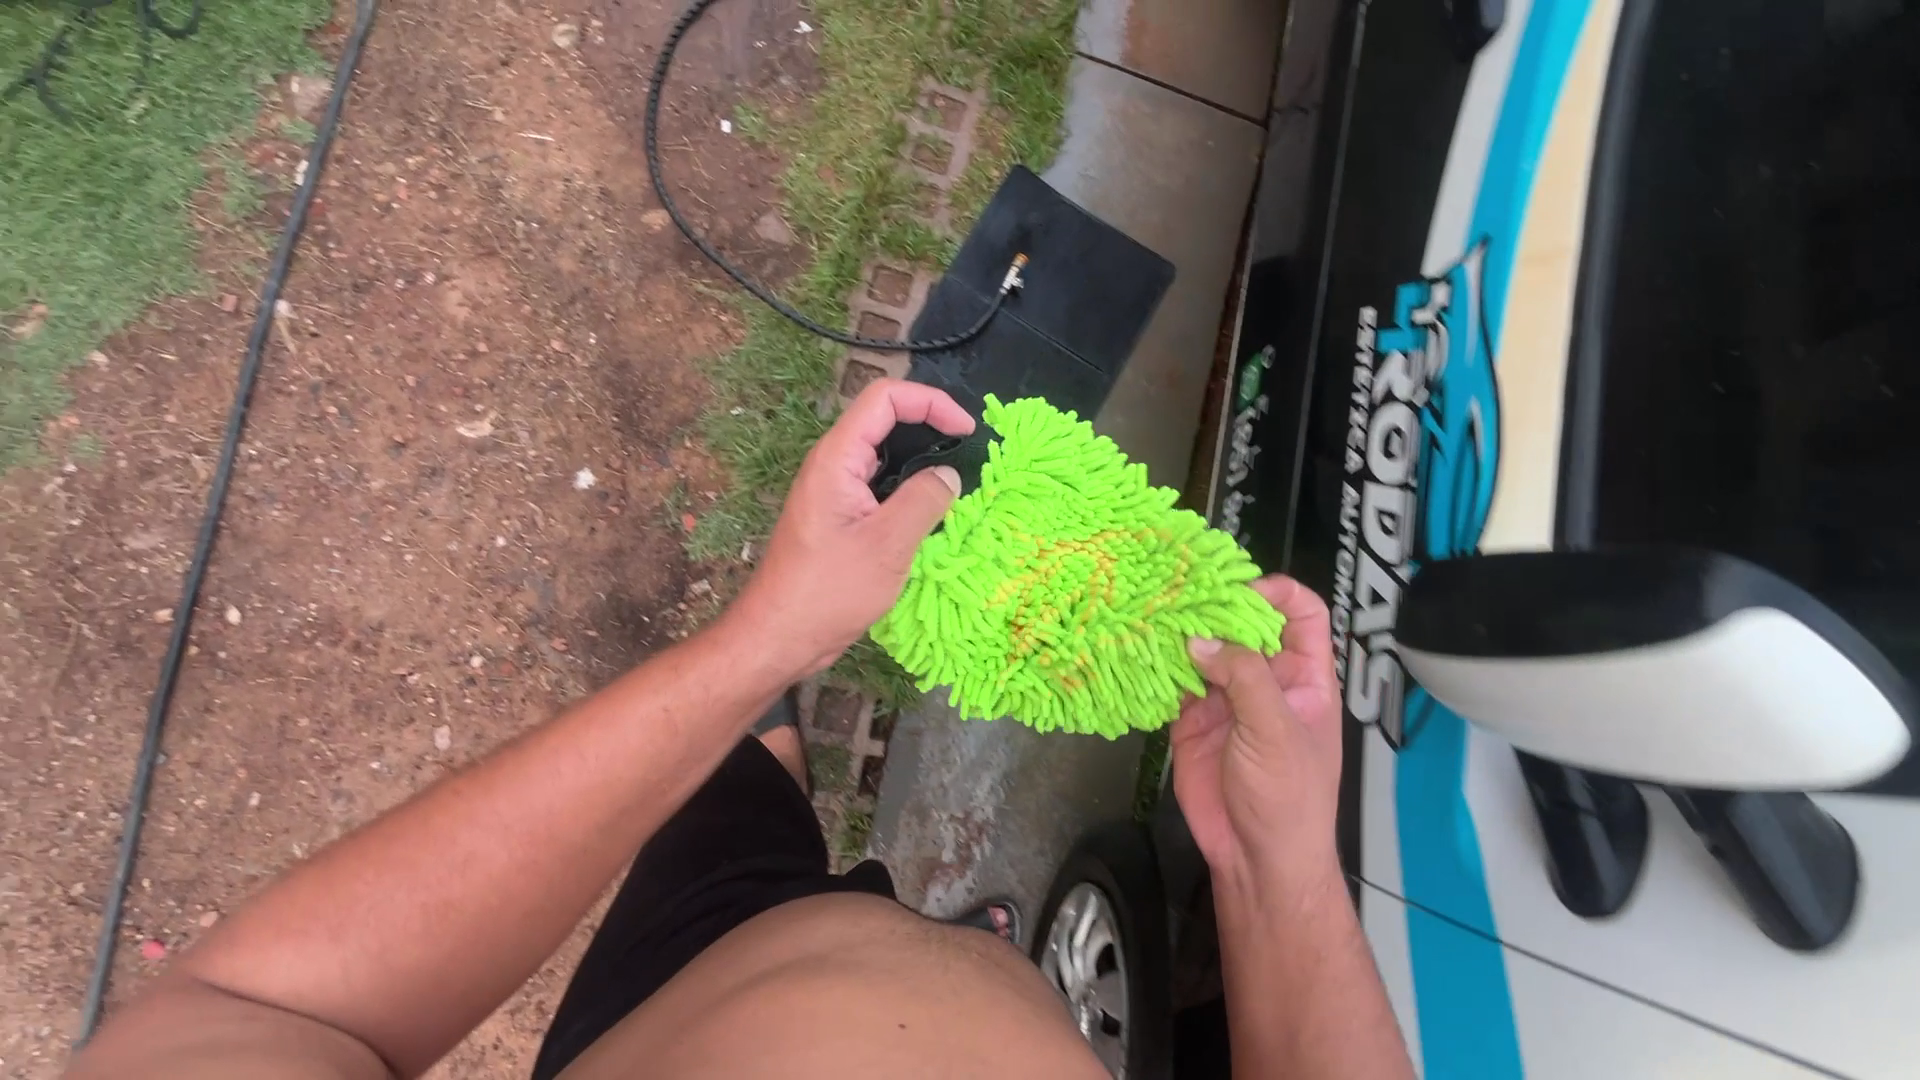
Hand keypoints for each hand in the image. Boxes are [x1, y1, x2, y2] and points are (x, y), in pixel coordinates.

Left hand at [728, 379, 971, 678]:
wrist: (780, 636)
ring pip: (884, 458)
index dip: (931, 402)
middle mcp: (833, 465)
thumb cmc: (829, 590)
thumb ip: (924, 500)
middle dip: (930, 428)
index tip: (968, 430)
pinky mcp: (840, 518)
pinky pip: (879, 489)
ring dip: (922, 464)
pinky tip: (931, 516)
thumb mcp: (888, 544)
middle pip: (885, 422)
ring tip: (958, 486)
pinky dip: (909, 492)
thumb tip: (950, 475)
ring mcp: (834, 492)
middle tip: (969, 456)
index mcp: (837, 458)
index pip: (885, 399)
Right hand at [1171, 576, 1342, 889]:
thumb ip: (1243, 679)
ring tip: (1154, 613)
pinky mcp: (1191, 717)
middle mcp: (1264, 678)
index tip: (1241, 588)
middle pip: (1244, 624)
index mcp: (1303, 677)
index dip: (1278, 594)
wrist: (1255, 857)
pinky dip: (1158, 664)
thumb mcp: (1276, 731)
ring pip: (1206, 649)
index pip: (1302, 615)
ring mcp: (1226, 697)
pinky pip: (1175, 680)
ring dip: (1183, 633)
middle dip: (1217, 606)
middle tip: (1182, 593)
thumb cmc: (1288, 795)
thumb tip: (1200, 640)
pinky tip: (1140, 649)